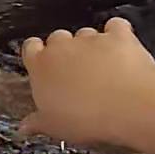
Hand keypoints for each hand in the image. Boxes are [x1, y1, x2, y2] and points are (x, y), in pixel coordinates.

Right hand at [20, 18, 154, 144]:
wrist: (129, 108)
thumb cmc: (87, 118)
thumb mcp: (55, 127)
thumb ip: (37, 122)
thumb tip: (26, 126)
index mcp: (40, 66)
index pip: (30, 48)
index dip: (37, 55)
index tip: (43, 67)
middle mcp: (62, 47)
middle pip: (57, 38)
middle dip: (64, 52)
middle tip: (74, 75)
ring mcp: (90, 39)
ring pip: (85, 34)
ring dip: (90, 46)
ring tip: (100, 69)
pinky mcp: (118, 36)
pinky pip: (115, 26)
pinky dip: (117, 34)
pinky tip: (120, 49)